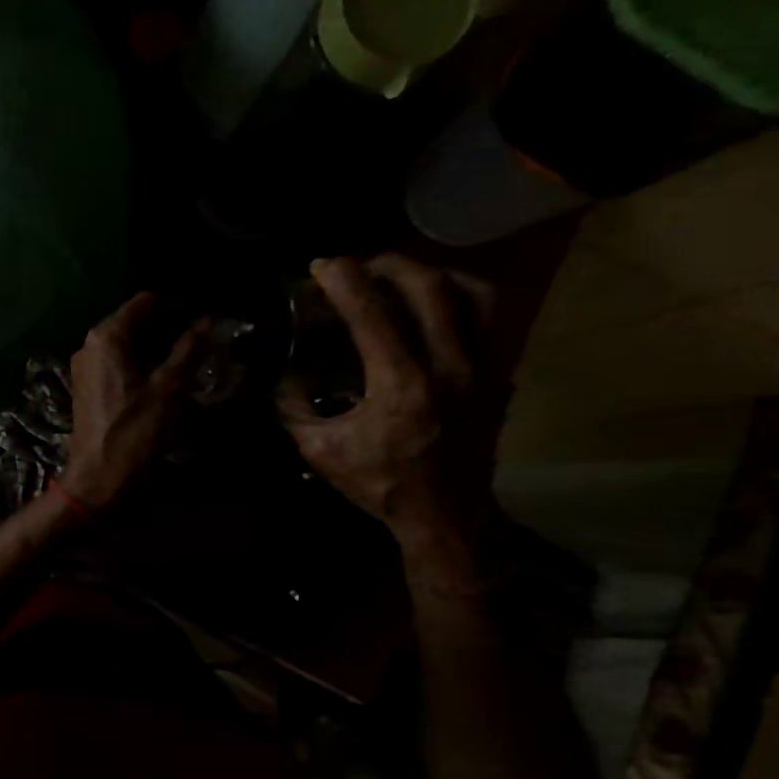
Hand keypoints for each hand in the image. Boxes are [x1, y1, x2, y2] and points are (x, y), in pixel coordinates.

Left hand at [60, 293, 209, 508]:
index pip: (143, 303)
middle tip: (202, 339)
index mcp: (106, 338)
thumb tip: (208, 320)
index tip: (202, 317)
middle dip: (167, 327)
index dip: (174, 307)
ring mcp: (84, 365)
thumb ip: (187, 351)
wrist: (96, 478)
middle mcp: (89, 344)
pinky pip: (117, 362)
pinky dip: (140, 363)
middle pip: (133, 322)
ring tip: (189, 356)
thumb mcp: (168, 390)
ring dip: (155, 346)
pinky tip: (163, 376)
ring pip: (125, 343)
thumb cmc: (133, 433)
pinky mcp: (87, 385)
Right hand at [280, 255, 500, 542]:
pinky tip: (433, 302)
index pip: (373, 315)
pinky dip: (460, 295)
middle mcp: (450, 368)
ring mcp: (483, 368)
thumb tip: (279, 375)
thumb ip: (292, 408)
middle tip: (358, 266)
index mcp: (402, 387)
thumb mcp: (319, 450)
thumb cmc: (380, 484)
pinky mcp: (499, 374)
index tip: (322, 266)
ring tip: (401, 275)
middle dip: (388, 264)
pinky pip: (490, 315)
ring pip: (473, 292)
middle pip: (430, 287)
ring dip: (432, 273)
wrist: (448, 514)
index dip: (345, 281)